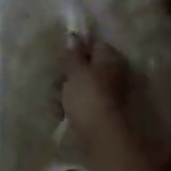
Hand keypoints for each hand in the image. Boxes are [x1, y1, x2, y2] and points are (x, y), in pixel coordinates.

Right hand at [61, 35, 135, 155]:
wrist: (101, 134)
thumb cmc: (88, 97)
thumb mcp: (75, 72)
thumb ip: (72, 55)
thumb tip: (73, 36)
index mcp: (111, 59)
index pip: (95, 45)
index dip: (77, 49)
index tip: (61, 59)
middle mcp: (115, 73)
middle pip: (89, 66)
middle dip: (71, 72)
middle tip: (57, 80)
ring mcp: (111, 94)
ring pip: (85, 85)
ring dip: (69, 90)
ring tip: (56, 99)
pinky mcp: (104, 112)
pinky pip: (85, 102)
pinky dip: (74, 105)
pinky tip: (63, 111)